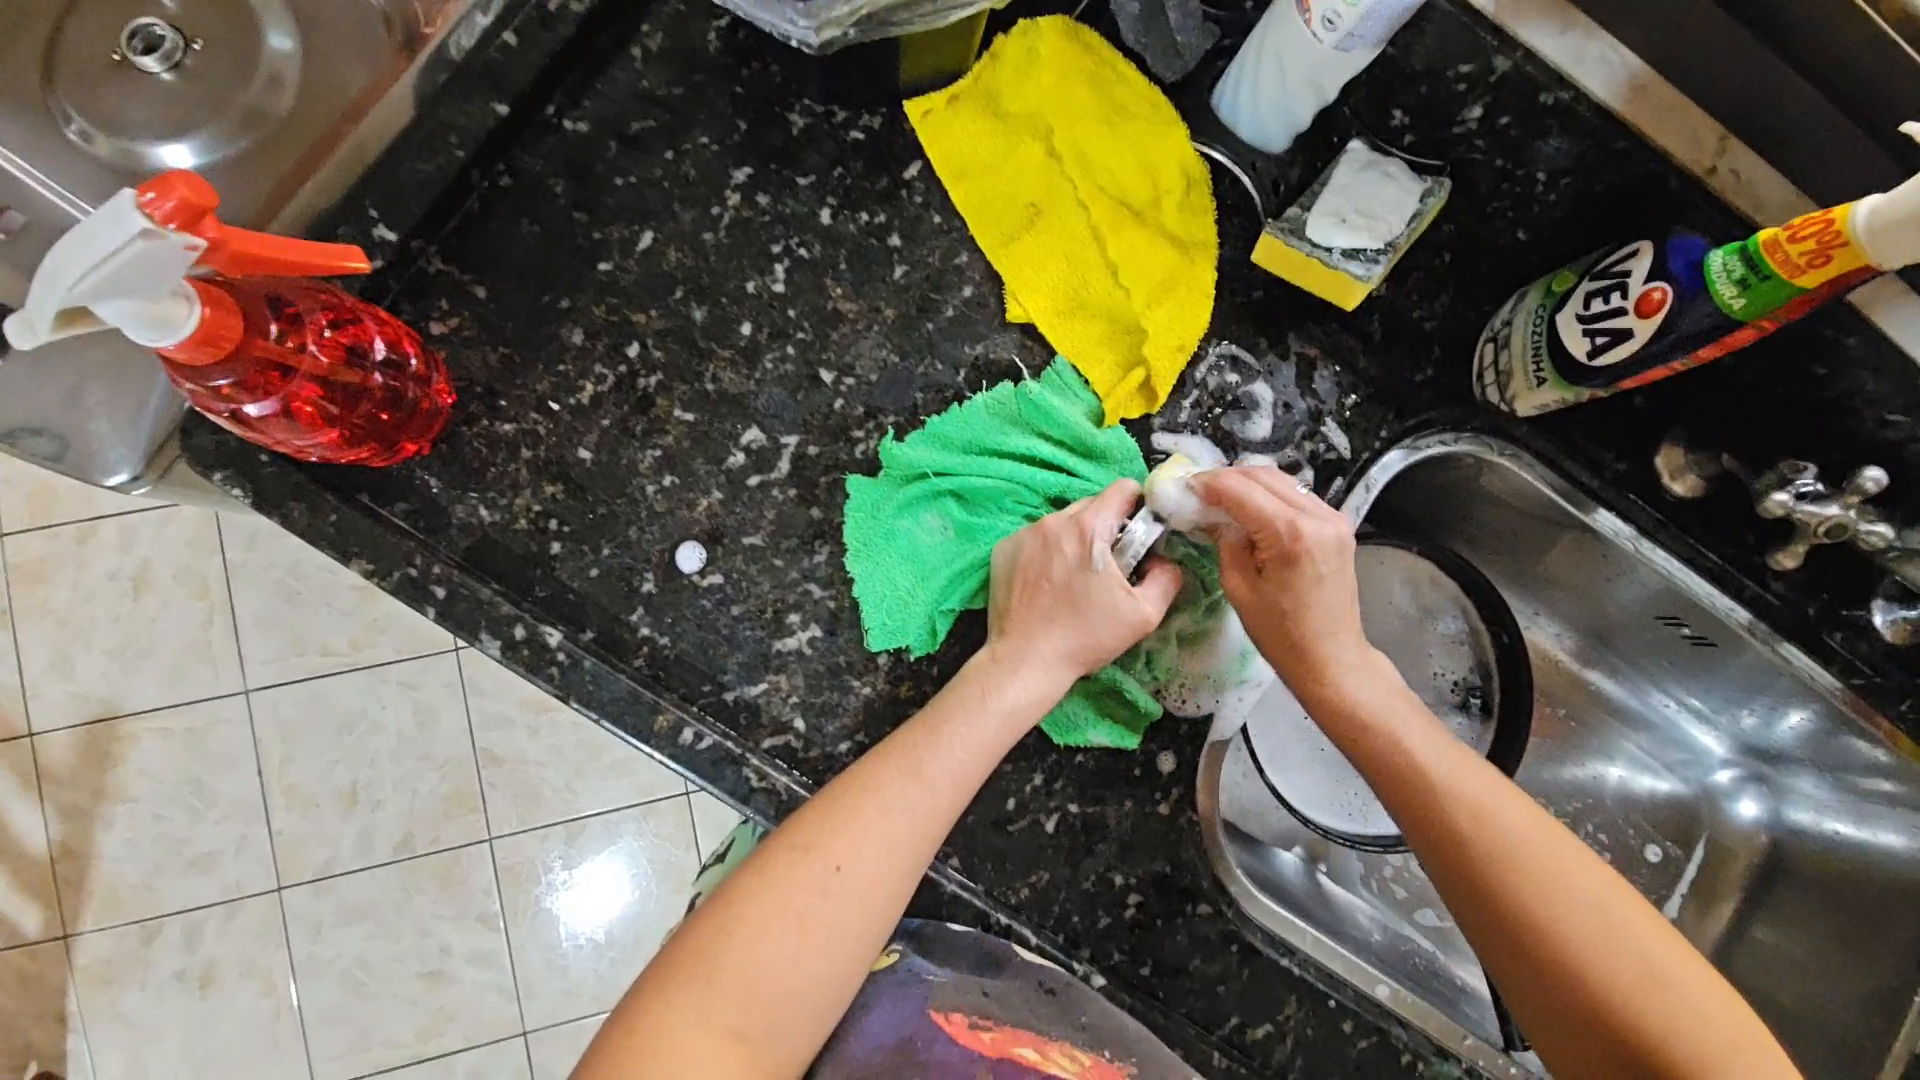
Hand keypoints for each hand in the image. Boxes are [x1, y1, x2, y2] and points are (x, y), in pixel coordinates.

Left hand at [986, 479, 1182, 687]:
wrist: (1025, 659)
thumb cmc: (1085, 637)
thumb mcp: (1143, 615)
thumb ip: (1166, 578)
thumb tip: (1165, 560)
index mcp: (1088, 528)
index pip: (1122, 489)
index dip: (1138, 506)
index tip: (1139, 533)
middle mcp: (1053, 522)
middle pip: (1091, 505)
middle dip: (1106, 527)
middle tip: (1108, 564)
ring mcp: (1024, 534)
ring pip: (1061, 522)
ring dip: (1074, 539)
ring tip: (1075, 577)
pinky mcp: (1003, 550)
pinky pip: (1034, 538)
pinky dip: (1046, 552)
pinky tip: (1047, 583)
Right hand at [1193, 467, 1391, 701]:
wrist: (1330, 657)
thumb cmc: (1279, 633)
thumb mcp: (1238, 587)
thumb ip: (1225, 541)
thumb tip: (1210, 514)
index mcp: (1289, 534)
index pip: (1238, 488)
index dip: (1206, 484)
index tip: (1183, 489)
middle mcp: (1316, 516)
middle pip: (1262, 474)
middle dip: (1225, 478)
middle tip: (1197, 492)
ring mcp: (1332, 518)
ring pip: (1281, 479)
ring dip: (1247, 482)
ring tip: (1220, 498)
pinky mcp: (1337, 524)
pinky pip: (1296, 495)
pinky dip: (1269, 494)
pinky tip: (1250, 510)